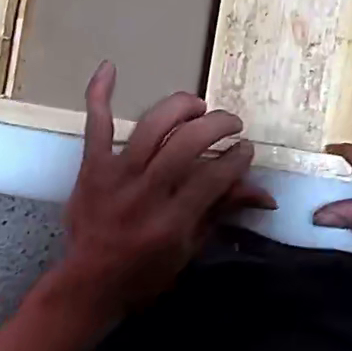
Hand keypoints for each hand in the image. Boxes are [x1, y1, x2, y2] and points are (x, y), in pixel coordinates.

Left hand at [42, 62, 273, 320]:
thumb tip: (263, 192)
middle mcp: (145, 193)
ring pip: (152, 127)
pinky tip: (109, 67)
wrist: (88, 283)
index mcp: (172, 221)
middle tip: (232, 124)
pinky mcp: (92, 166)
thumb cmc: (144, 273)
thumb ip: (221, 213)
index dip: (237, 157)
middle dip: (218, 125)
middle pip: (187, 143)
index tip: (246, 149)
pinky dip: (100, 94)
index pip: (213, 176)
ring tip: (198, 106)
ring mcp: (116, 175)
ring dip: (181, 108)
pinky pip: (96, 124)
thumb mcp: (189, 250)